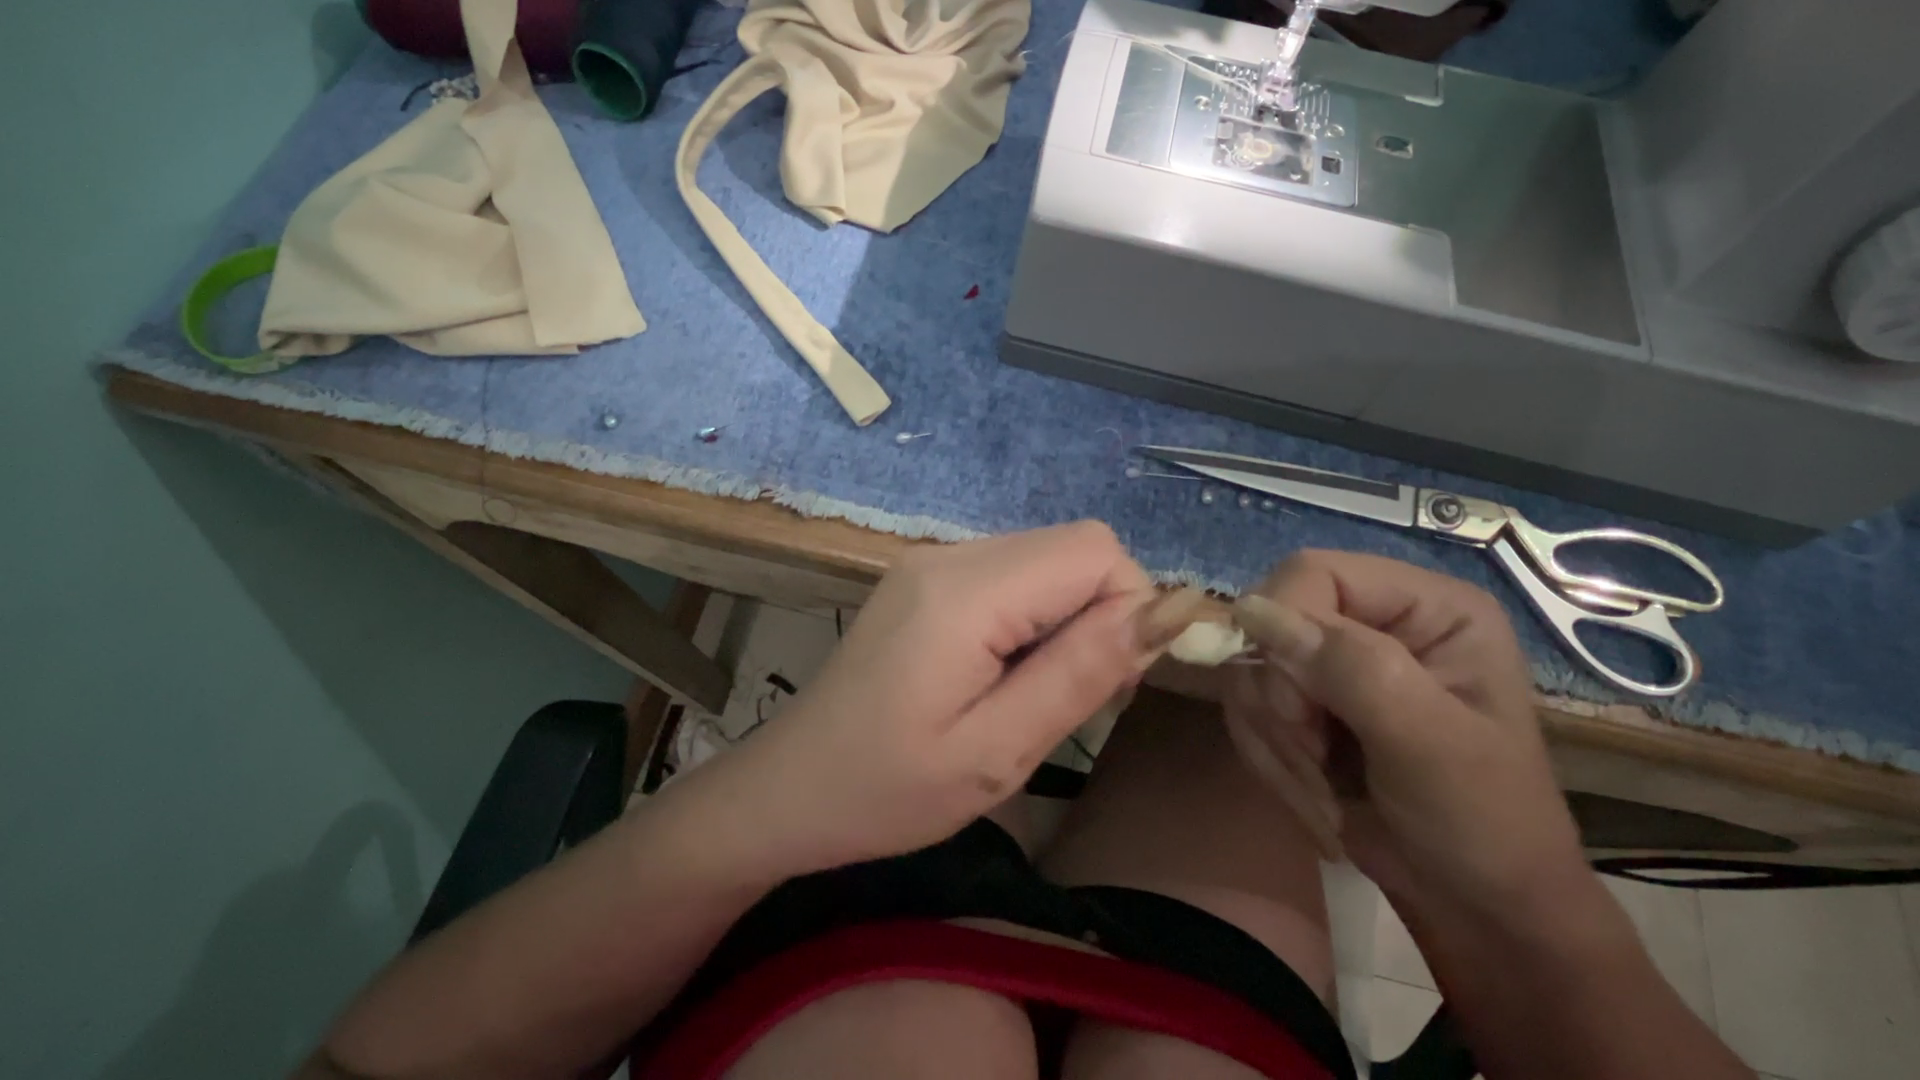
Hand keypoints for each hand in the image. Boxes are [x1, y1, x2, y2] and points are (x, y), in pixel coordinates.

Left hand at [707, 522, 1157, 874]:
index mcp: (964, 591)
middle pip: (1073, 549)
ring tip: (1033, 696)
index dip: (1130, 609)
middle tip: (1069, 700)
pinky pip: (1013, 577)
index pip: (1095, 551)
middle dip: (1102, 617)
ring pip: (1048, 562)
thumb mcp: (995, 751)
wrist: (789, 790)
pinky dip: (1035, 620)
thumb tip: (1171, 610)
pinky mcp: (926, 581)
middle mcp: (949, 554)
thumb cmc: (886, 791)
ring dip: (1069, 621)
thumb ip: (1081, 672)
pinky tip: (1005, 677)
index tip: (1110, 686)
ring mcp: (933, 562)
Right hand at [1222, 551, 1587, 915]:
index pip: (1312, 574)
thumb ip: (1348, 668)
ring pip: (1248, 671)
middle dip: (1281, 703)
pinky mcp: (1308, 708)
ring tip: (1325, 790)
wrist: (1476, 907)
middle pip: (1268, 624)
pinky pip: (1246, 711)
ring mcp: (1337, 667)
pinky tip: (1316, 796)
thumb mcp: (1427, 744)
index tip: (1300, 712)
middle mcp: (1377, 623)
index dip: (1285, 631)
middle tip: (1318, 758)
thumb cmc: (1482, 822)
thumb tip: (1250, 609)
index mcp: (1428, 607)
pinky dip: (1269, 759)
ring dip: (1274, 740)